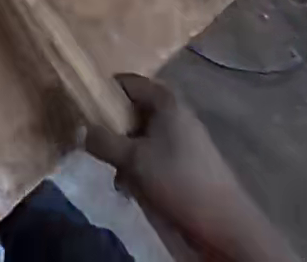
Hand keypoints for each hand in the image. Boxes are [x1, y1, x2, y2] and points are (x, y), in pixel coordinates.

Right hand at [83, 75, 295, 261]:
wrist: (224, 224)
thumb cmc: (178, 180)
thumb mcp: (134, 160)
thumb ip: (104, 142)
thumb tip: (83, 129)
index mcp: (165, 100)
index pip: (129, 82)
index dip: (106, 91)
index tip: (85, 108)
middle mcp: (175, 111)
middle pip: (135, 109)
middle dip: (115, 129)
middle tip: (99, 148)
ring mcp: (183, 136)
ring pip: (143, 135)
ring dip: (126, 153)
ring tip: (119, 179)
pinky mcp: (188, 160)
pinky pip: (155, 153)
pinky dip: (142, 166)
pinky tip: (135, 189)